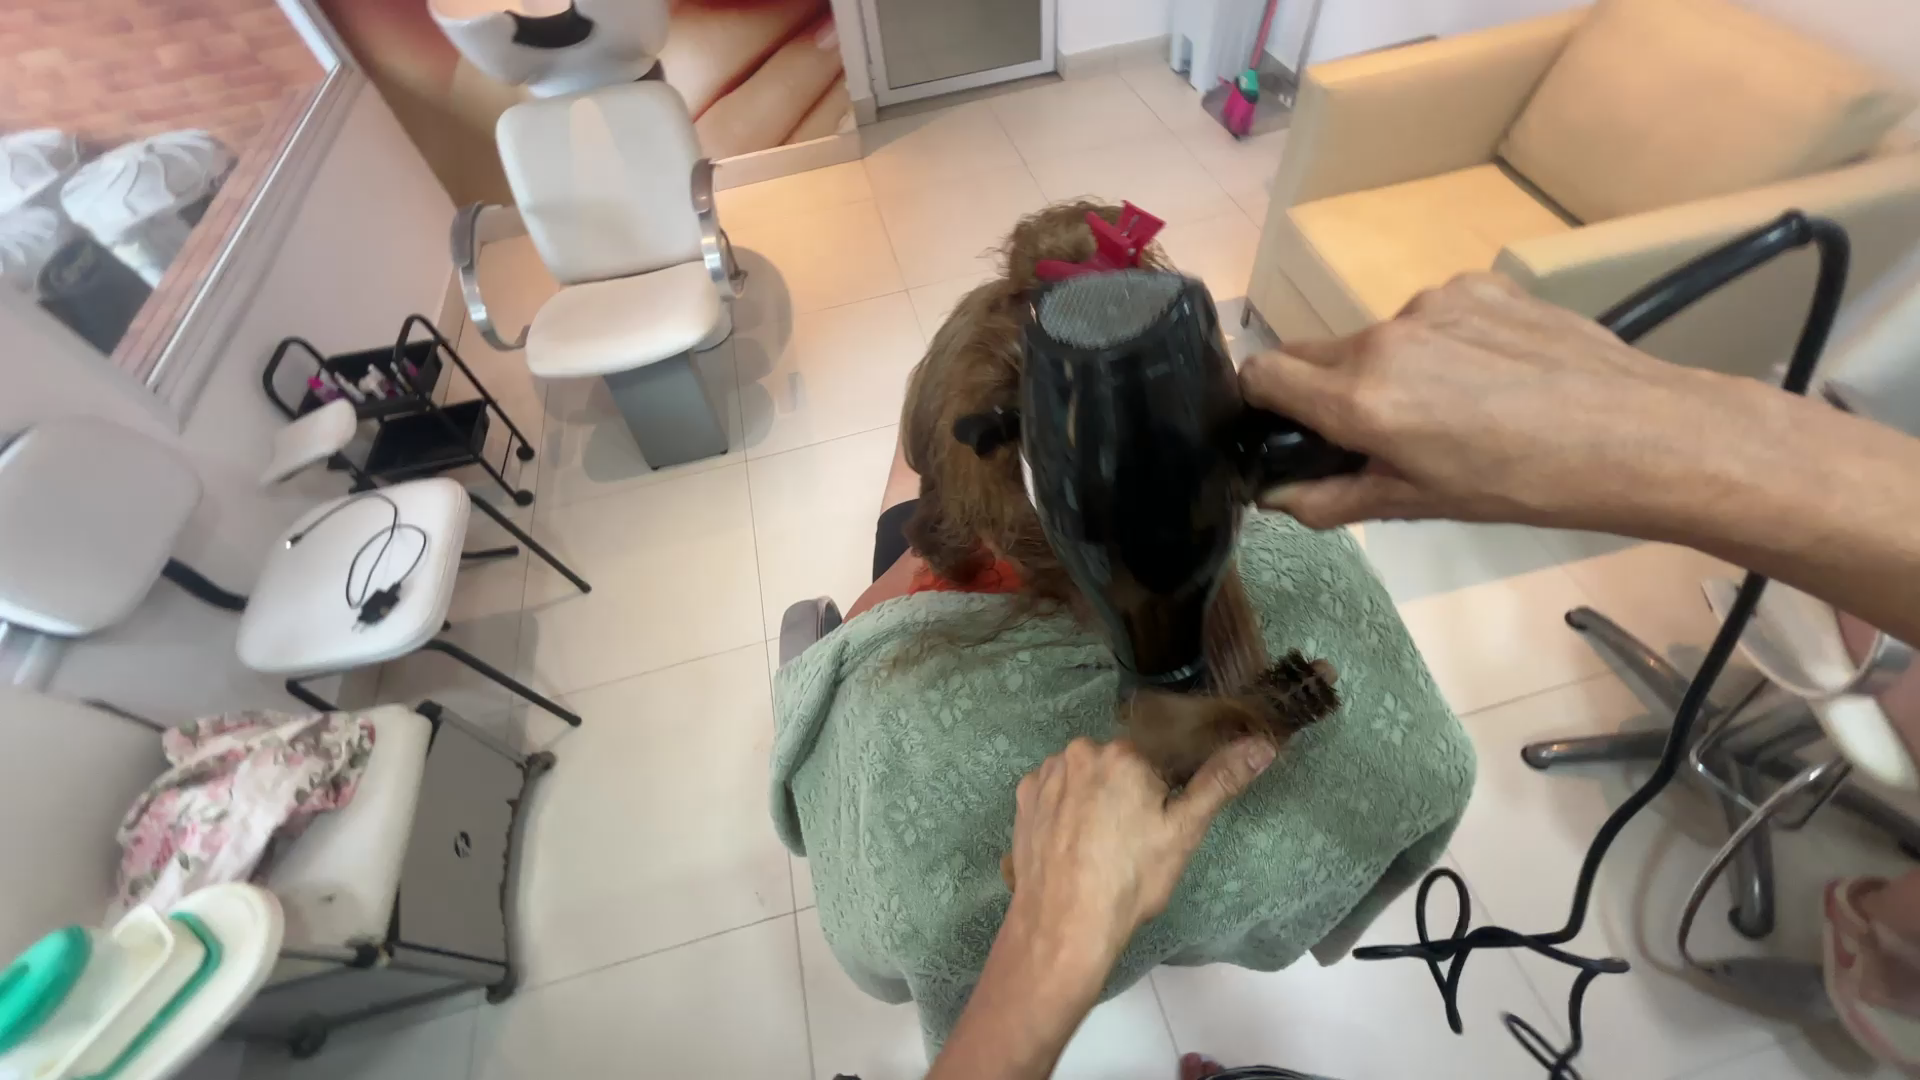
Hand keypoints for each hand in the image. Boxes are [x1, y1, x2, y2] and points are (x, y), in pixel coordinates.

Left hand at [1004, 736, 1276, 968]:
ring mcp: (1046, 772)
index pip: (1153, 758)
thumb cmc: (1131, 879)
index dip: (1158, 791)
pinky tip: (1070, 841)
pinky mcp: (1023, 795)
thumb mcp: (1184, 831)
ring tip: (1097, 844)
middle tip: (1128, 839)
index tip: (1155, 823)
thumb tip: (1262, 743)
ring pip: (1083, 775)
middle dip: (1124, 791)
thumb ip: (1220, 780)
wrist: (1063, 925)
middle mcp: (1079, 750)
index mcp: (1122, 752)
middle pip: (1115, 764)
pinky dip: (1062, 807)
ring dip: (1091, 796)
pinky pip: (1053, 790)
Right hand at [1238, 273, 1773, 531]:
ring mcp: (1430, 304)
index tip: (1282, 424)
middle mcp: (1382, 340)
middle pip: (1308, 353)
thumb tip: (1272, 497)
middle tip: (1366, 427)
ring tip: (1444, 401)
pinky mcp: (1474, 285)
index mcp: (1360, 399)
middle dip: (1318, 389)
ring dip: (1380, 367)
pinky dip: (1431, 342)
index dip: (1257, 399)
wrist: (1643, 435)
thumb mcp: (1414, 504)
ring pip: (1368, 338)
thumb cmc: (1520, 485)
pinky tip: (1479, 371)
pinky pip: (1422, 315)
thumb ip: (1328, 500)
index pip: (1260, 373)